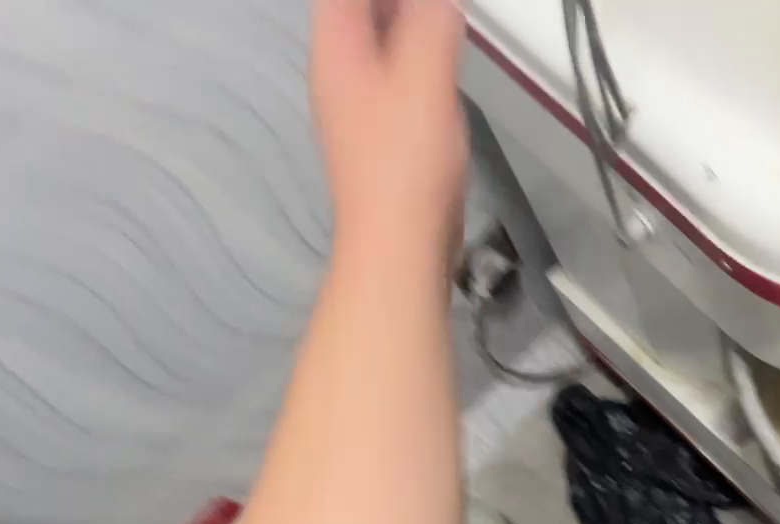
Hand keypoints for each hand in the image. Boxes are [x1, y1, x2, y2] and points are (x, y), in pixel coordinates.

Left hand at [310, 0, 468, 273]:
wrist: (399, 244)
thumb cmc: (407, 162)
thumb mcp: (424, 81)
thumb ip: (431, 28)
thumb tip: (440, 1)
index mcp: (338, 47)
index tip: (428, 2)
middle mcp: (337, 74)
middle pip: (356, 14)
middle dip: (395, 6)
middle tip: (436, 9)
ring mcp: (356, 112)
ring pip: (375, 52)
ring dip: (404, 34)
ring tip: (441, 27)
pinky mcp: (380, 145)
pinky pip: (392, 89)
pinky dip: (413, 73)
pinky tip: (438, 85)